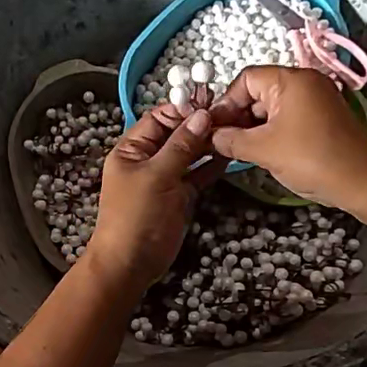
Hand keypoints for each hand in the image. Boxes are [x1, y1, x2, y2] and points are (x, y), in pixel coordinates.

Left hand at [88, 106, 227, 287]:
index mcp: (132, 149)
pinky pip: (198, 174)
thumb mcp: (156, 176)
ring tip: (236, 130)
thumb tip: (202, 116)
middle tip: (231, 115)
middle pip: (177, 134)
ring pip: (190, 153)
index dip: (183, 110)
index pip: (159, 118)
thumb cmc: (135, 216)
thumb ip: (181, 146)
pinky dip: (212, 165)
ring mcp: (165, 178)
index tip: (212, 103)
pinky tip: (230, 153)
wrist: (130, 263)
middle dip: (201, 125)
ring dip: (209, 143)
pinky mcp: (180, 196)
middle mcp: (148, 159)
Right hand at [207, 66, 366, 207]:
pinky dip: (269, 132)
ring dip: (251, 127)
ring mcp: (315, 100)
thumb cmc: (311, 158)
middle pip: (258, 92)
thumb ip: (230, 140)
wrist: (361, 180)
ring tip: (236, 149)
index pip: (246, 79)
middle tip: (220, 140)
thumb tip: (210, 137)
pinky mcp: (320, 119)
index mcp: (290, 80)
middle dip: (237, 116)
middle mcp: (304, 83)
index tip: (213, 127)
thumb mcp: (262, 149)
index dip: (226, 102)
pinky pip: (286, 118)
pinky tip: (258, 152)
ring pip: (271, 108)